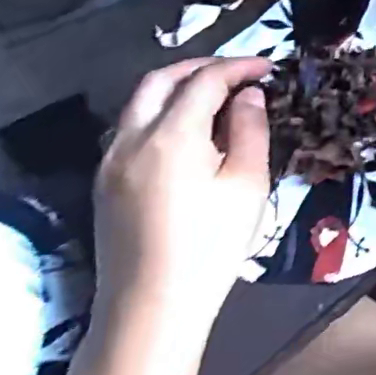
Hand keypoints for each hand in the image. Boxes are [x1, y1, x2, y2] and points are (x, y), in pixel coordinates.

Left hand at [96, 57, 273, 326]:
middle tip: (239, 72)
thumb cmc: (212, 244)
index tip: (269, 67)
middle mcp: (131, 140)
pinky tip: (191, 130)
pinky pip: (132, 127)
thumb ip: (250, 129)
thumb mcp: (248, 183)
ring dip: (179, 87)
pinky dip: (163, 111)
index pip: (205, 81)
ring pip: (140, 102)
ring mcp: (111, 162)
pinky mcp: (106, 183)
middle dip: (202, 67)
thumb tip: (248, 95)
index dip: (239, 67)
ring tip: (218, 95)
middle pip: (160, 80)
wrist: (153, 307)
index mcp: (171, 136)